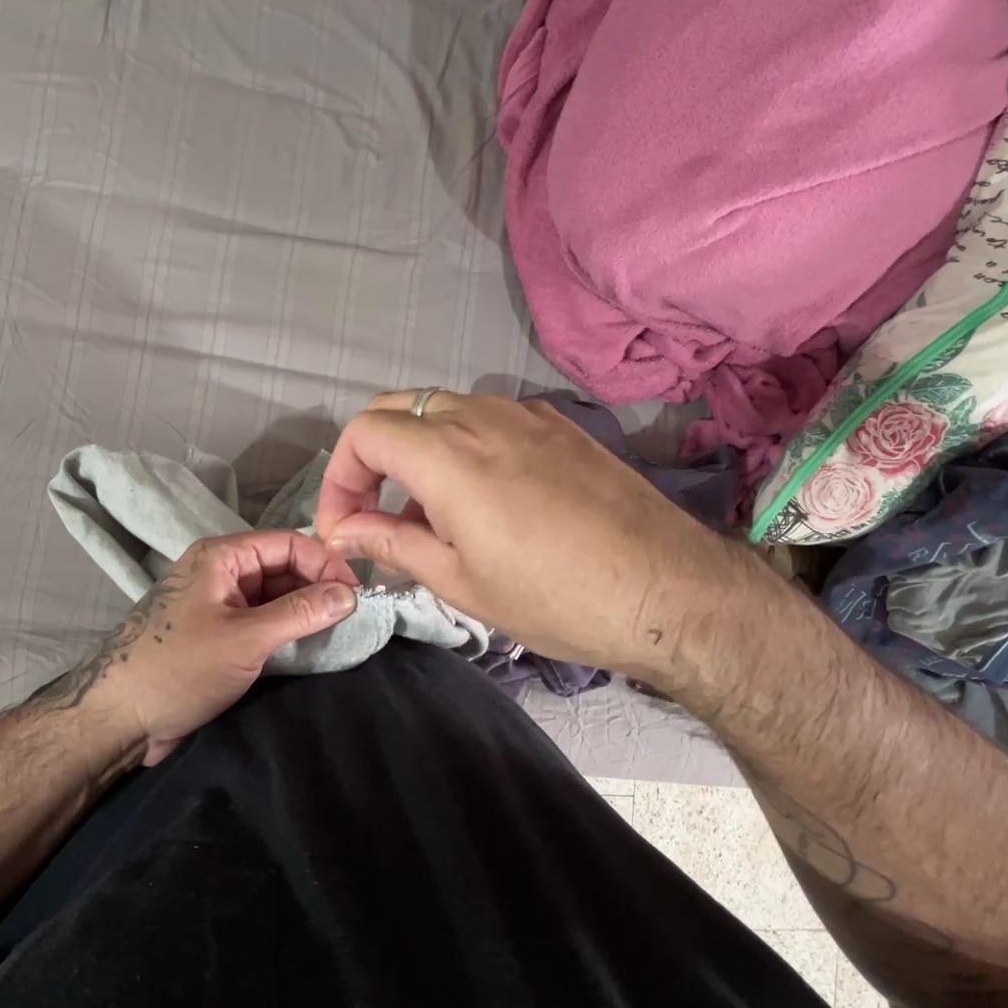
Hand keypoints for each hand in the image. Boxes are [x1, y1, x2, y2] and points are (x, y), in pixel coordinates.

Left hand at [41, 529, 359, 765]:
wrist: (120, 720)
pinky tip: (311, 647)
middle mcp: (220, 573)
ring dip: (305, 611)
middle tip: (354, 617)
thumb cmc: (179, 669)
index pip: (288, 543)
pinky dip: (287, 631)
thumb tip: (350, 593)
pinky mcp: (218, 635)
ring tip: (339, 633)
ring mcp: (218, 605)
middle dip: (318, 587)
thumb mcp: (245, 638)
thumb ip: (300, 613)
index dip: (325, 564)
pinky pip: (262, 622)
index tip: (357, 595)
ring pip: (275, 596)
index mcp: (221, 557)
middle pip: (283, 567)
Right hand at [314, 391, 764, 680]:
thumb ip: (392, 543)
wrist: (669, 590)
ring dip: (416, 452)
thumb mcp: (460, 581)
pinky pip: (489, 420)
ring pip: (444, 411)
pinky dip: (462, 448)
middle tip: (372, 515)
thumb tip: (345, 531)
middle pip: (398, 409)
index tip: (344, 528)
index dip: (338, 479)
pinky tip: (483, 500)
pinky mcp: (561, 427)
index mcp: (448, 455)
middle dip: (369, 459)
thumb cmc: (555, 598)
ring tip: (429, 517)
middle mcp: (482, 416)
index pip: (364, 433)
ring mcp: (527, 416)